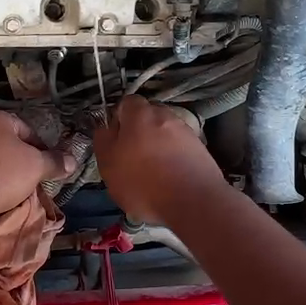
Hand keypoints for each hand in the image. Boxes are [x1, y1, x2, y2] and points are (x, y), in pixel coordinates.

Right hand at [93, 95, 226, 223]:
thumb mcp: (108, 164)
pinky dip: (174, 159)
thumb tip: (105, 128)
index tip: (115, 140)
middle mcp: (166, 115)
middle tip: (131, 157)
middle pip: (148, 118)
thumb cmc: (142, 181)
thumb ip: (103, 140)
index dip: (118, 119)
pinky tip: (170, 180)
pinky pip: (181, 149)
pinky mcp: (202, 150)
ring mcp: (187, 132)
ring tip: (152, 173)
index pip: (126, 102)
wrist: (193, 202)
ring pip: (165, 134)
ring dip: (158, 147)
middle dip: (139, 133)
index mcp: (140, 113)